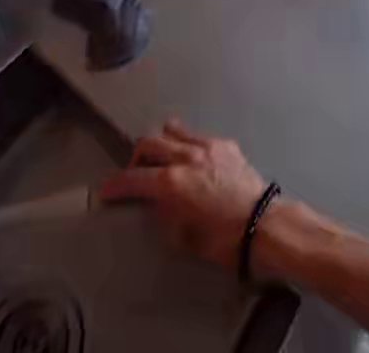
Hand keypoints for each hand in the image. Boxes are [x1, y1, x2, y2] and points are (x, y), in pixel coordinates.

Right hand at [99, 120, 267, 270]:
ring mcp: (207, 145)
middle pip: (149, 143)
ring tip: (163, 161)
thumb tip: (157, 202)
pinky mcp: (225, 143)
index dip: (115, 185)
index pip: (133, 178)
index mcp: (172, 183)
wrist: (262, 223)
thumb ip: (163, 213)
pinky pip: (197, 136)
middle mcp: (186, 157)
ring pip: (172, 130)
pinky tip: (192, 162)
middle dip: (136, 159)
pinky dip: (187, 145)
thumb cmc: (221, 239)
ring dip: (162, 144)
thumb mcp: (181, 236)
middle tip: (136, 175)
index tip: (106, 190)